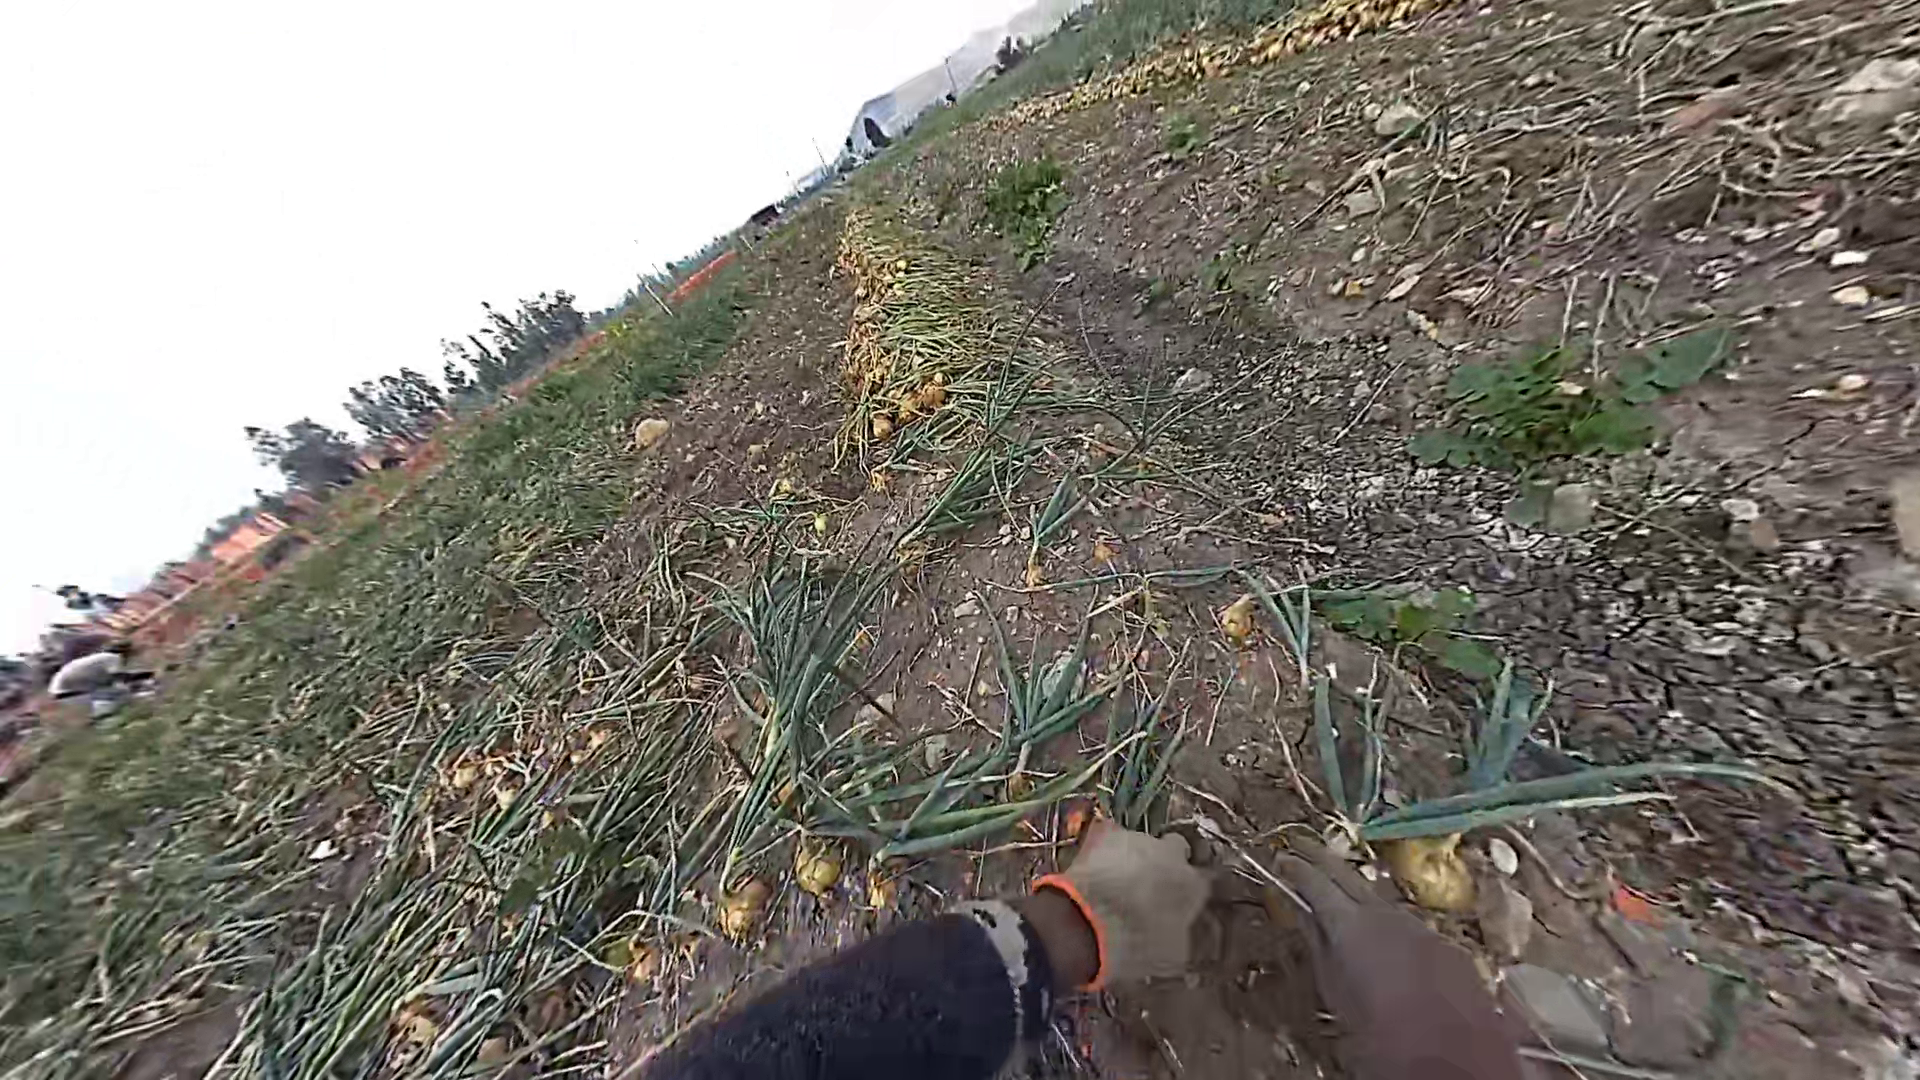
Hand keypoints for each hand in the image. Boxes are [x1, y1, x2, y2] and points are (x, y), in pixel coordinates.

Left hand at [1035, 820, 1208, 988]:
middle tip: (1151, 886)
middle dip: (1165, 863)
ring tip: (1120, 881)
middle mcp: (1168, 853)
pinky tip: (1099, 870)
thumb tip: (1179, 923)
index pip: (1203, 878)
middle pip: (1173, 850)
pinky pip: (1112, 839)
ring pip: (1141, 843)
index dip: (1191, 887)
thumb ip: (1183, 928)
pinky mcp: (1105, 833)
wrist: (1090, 921)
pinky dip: (1109, 851)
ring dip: (1135, 857)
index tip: (1183, 898)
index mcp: (1191, 883)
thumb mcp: (1173, 951)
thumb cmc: (1137, 944)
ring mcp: (1136, 838)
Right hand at [1273, 840, 1523, 1079]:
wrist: (1459, 1069)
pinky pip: (1405, 923)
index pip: (1313, 878)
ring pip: (1376, 898)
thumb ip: (1316, 941)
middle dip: (1318, 857)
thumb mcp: (1334, 988)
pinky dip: (1385, 921)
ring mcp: (1418, 926)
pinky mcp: (1447, 946)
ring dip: (1353, 891)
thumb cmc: (1380, 1035)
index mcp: (1348, 921)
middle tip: (1298, 847)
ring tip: (1336, 895)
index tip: (1279, 859)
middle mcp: (1383, 913)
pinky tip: (1381, 938)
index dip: (1293, 866)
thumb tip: (1299, 909)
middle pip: (1344, 873)